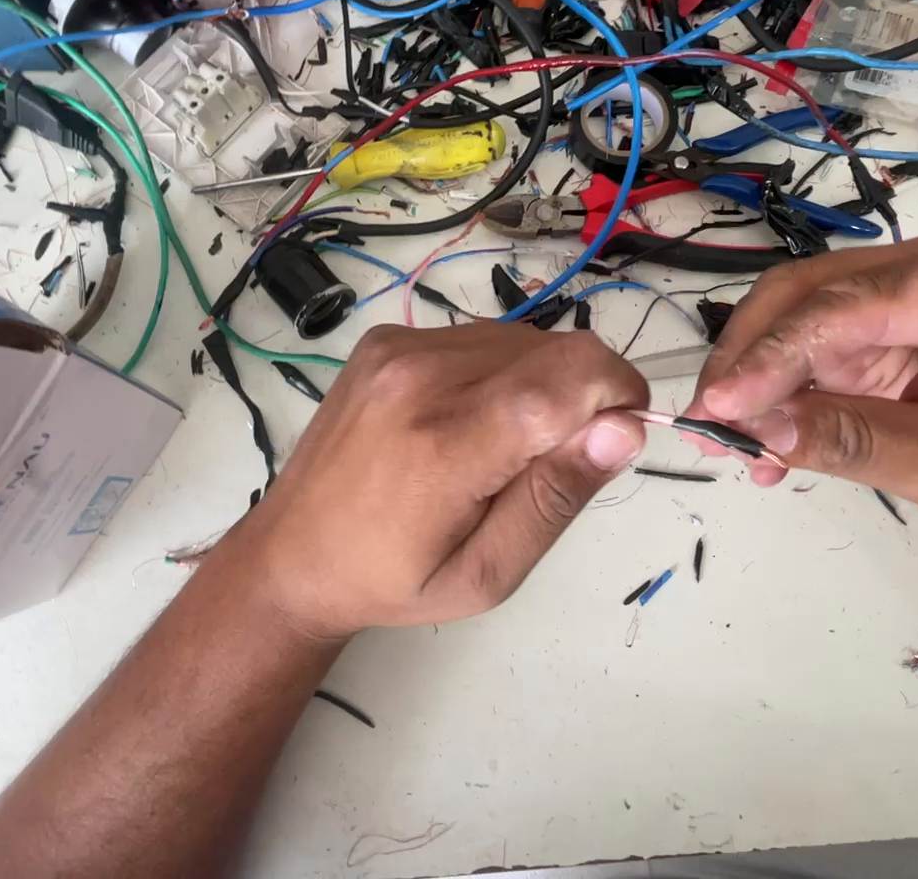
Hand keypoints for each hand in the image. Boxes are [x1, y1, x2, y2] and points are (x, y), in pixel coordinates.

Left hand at [229, 324, 648, 639]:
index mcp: (448, 442)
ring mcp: (398, 347)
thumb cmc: (394, 580)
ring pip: (522, 338)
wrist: (292, 553)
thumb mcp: (488, 574)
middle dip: (584, 395)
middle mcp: (422, 374)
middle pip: (556, 350)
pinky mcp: (385, 338)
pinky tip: (464, 418)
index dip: (618, 395)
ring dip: (540, 383)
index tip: (614, 439)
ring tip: (499, 445)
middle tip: (550, 459)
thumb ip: (556, 497)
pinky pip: (478, 336)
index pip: (572, 376)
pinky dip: (498, 371)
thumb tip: (624, 428)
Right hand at [685, 236, 917, 542]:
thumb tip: (760, 428)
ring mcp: (894, 294)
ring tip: (725, 438)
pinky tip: (760, 440)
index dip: (780, 350)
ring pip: (788, 314)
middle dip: (749, 358)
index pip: (856, 302)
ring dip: (748, 375)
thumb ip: (858, 442)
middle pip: (808, 293)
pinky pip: (797, 345)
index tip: (723, 405)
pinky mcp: (867, 326)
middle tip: (709, 421)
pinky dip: (767, 390)